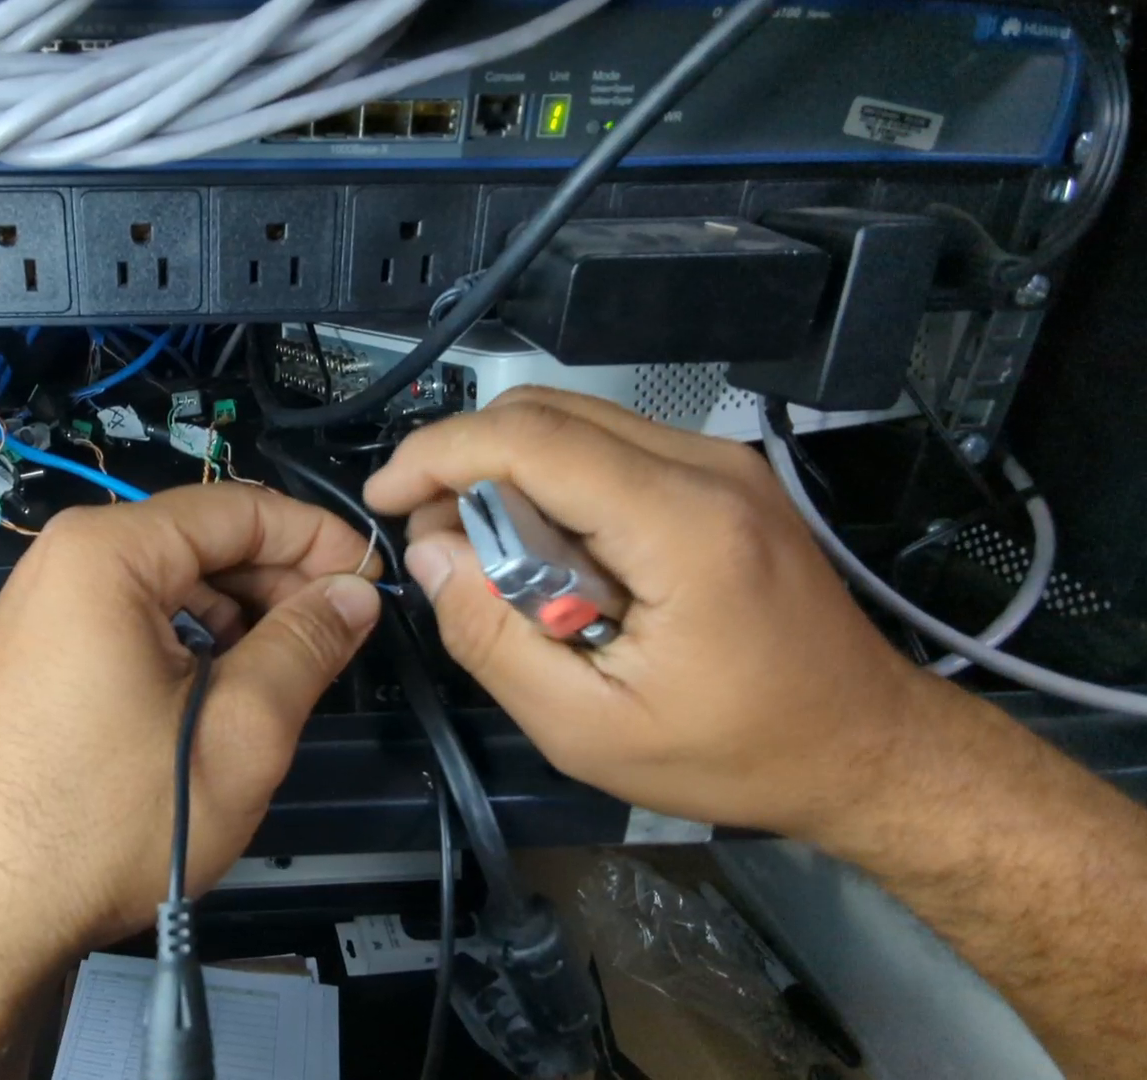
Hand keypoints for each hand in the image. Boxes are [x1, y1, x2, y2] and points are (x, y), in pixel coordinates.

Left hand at [0, 483, 382, 1079]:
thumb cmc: (109, 820)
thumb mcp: (237, 732)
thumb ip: (306, 645)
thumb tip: (356, 594)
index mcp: (106, 552)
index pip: (236, 508)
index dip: (316, 538)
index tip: (370, 579)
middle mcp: (63, 559)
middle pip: (199, 540)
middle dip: (277, 579)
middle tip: (336, 632)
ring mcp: (40, 605)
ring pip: (167, 581)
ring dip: (237, 611)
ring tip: (284, 666)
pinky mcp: (35, 649)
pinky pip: (130, 616)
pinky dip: (188, 636)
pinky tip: (219, 682)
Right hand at [364, 387, 969, 838]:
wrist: (872, 749)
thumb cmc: (734, 752)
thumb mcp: (585, 728)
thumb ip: (490, 638)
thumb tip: (429, 553)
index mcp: (682, 526)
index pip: (530, 439)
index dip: (437, 455)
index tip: (384, 497)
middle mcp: (704, 466)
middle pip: (540, 413)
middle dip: (458, 462)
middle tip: (429, 537)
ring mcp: (716, 461)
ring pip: (564, 420)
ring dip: (495, 470)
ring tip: (474, 547)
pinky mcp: (714, 475)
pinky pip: (597, 444)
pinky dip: (538, 479)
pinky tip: (535, 543)